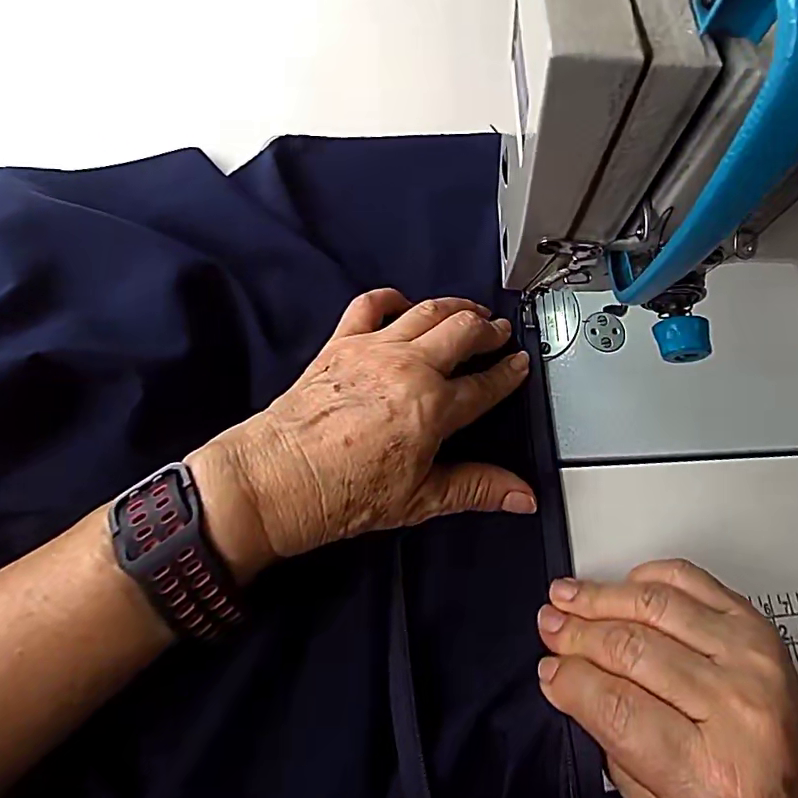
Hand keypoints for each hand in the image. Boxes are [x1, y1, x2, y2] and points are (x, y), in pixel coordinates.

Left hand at [189, 289, 533, 572]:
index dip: (509, 373)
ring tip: (469, 311)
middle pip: (463, 332)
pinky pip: (370, 304)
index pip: (486, 384)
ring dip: (454, 307)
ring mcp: (373, 349)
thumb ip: (476, 488)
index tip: (518, 365)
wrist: (278, 478)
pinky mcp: (341, 342)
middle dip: (489, 330)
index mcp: (432, 408)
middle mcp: (407, 368)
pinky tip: (403, 301)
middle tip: (499, 333)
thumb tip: (519, 495)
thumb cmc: (341, 491)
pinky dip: (390, 297)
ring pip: (427, 311)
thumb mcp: (419, 500)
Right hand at [535, 561, 797, 797]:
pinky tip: (620, 584)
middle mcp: (741, 713)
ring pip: (649, 604)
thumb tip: (576, 684)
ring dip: (597, 596)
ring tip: (568, 596)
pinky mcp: (757, 627)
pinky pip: (685, 579)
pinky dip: (644, 574)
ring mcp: (751, 660)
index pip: (615, 706)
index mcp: (720, 776)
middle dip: (573, 634)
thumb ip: (619, 751)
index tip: (549, 670)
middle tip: (549, 627)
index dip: (568, 680)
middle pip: (627, 648)